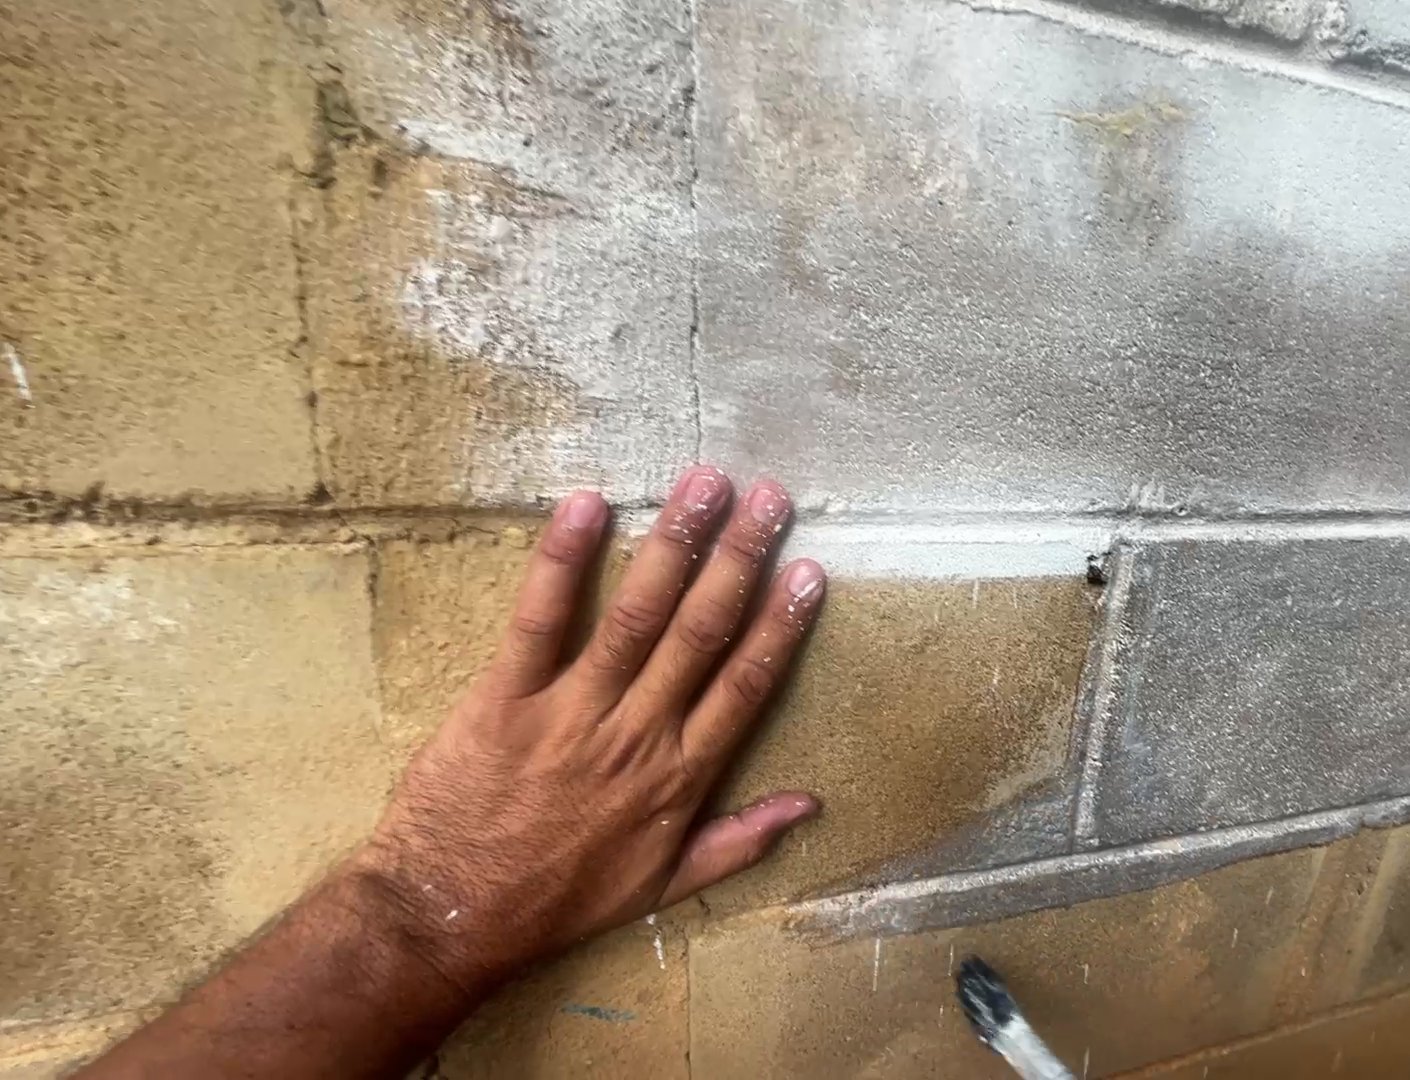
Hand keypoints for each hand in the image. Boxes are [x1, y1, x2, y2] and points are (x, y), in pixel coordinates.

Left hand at [347, 468, 823, 994]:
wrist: (445, 921)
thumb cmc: (563, 897)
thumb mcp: (666, 885)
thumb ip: (742, 840)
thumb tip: (812, 803)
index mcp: (681, 773)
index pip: (747, 684)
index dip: (781, 624)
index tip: (807, 571)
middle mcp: (638, 730)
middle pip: (701, 631)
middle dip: (740, 558)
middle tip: (769, 499)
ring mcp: (571, 708)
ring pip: (636, 614)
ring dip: (675, 544)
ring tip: (706, 485)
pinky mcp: (504, 695)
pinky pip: (537, 619)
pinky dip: (562, 561)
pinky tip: (588, 506)